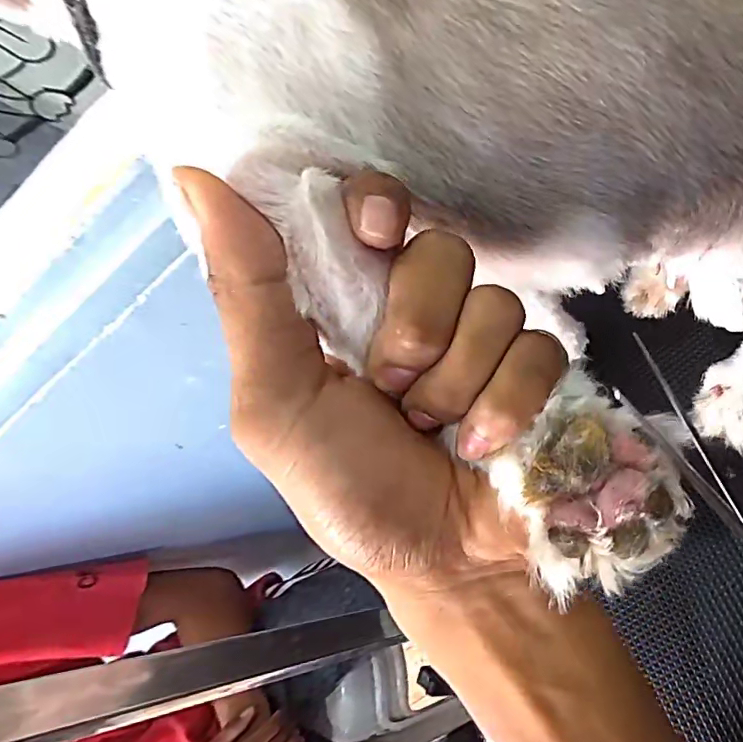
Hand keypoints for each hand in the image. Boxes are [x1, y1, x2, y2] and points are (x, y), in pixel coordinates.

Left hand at [175, 168, 568, 590]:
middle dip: (418, 327)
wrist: (445, 561)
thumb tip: (200, 180)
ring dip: (459, 382)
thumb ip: (252, 299)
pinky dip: (509, 403)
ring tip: (438, 431)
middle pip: (446, 252)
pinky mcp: (542, 372)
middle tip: (394, 391)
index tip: (377, 238)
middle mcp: (429, 310)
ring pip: (497, 305)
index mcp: (355, 306)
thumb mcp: (279, 405)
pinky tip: (486, 442)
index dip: (382, 205)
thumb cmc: (352, 491)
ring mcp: (492, 341)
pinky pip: (540, 350)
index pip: (375, 209)